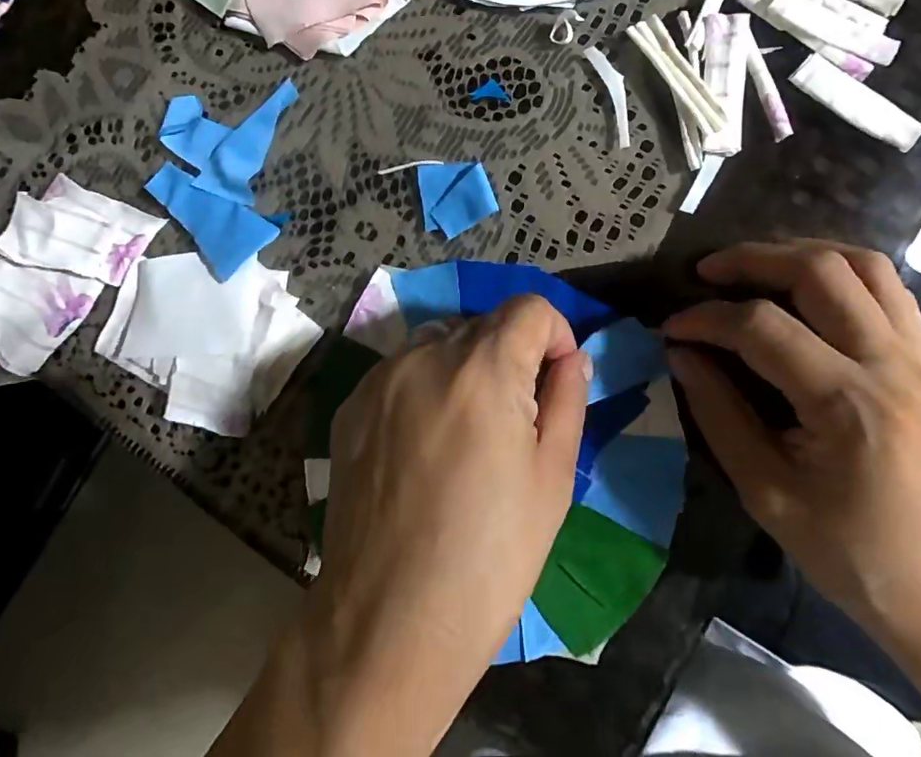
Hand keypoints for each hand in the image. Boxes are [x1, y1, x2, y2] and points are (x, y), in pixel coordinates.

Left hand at [316, 296, 590, 680]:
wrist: (390, 614)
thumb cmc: (490, 556)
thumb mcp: (552, 480)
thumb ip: (566, 400)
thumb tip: (571, 356)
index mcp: (481, 368)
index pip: (528, 308)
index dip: (555, 336)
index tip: (555, 380)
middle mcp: (423, 356)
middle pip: (481, 325)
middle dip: (509, 354)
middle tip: (515, 419)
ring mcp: (378, 378)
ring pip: (436, 344)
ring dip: (462, 367)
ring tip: (467, 433)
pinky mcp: (350, 405)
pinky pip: (398, 373)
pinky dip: (421, 388)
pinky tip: (422, 448)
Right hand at [662, 240, 920, 756]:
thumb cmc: (845, 546)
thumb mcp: (762, 487)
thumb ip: (717, 411)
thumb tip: (680, 352)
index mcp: (849, 403)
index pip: (761, 326)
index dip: (704, 318)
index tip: (669, 329)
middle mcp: (892, 365)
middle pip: (821, 271)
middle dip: (751, 259)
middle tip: (705, 273)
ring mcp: (920, 358)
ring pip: (864, 265)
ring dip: (799, 253)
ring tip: (752, 268)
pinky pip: (888, 289)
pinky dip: (839, 273)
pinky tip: (802, 292)